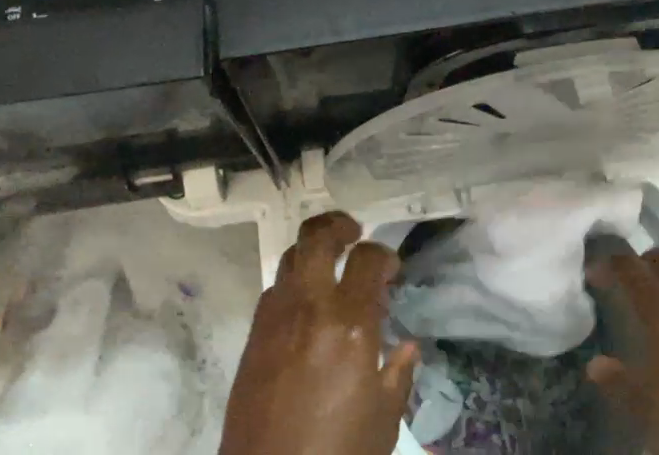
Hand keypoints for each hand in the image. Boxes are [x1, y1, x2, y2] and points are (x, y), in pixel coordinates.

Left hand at [220, 212, 419, 454]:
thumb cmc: (339, 452)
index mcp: (350, 324)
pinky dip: (292, 284)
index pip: (367, 259)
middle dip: (337, 225)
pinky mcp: (253, 335)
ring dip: (312, 252)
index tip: (391, 268)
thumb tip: (405, 345)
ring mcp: (276, 317)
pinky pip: (273, 290)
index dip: (383, 255)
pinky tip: (305, 306)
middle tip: (353, 233)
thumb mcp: (383, 420)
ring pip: (290, 257)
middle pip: (317, 237)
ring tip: (328, 264)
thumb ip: (398, 374)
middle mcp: (310, 307)